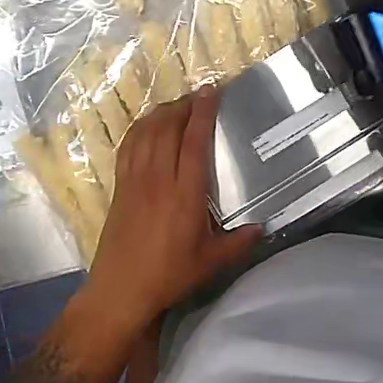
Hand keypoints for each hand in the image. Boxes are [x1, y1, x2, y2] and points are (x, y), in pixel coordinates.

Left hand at [81, 89, 260, 327]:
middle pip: (168, 128)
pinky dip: (140, 128)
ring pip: (146, 132)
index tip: (212, 92)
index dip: (203, 112)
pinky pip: (128, 146)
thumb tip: (262, 228)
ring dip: (162, 112)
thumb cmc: (169, 275)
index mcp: (184, 193)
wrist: (120, 291)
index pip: (194, 141)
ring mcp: (135, 180)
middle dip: (184, 105)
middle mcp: (158, 179)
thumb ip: (239, 242)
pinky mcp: (120, 186)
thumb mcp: (211, 262)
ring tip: (178, 105)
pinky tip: (149, 125)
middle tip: (199, 95)